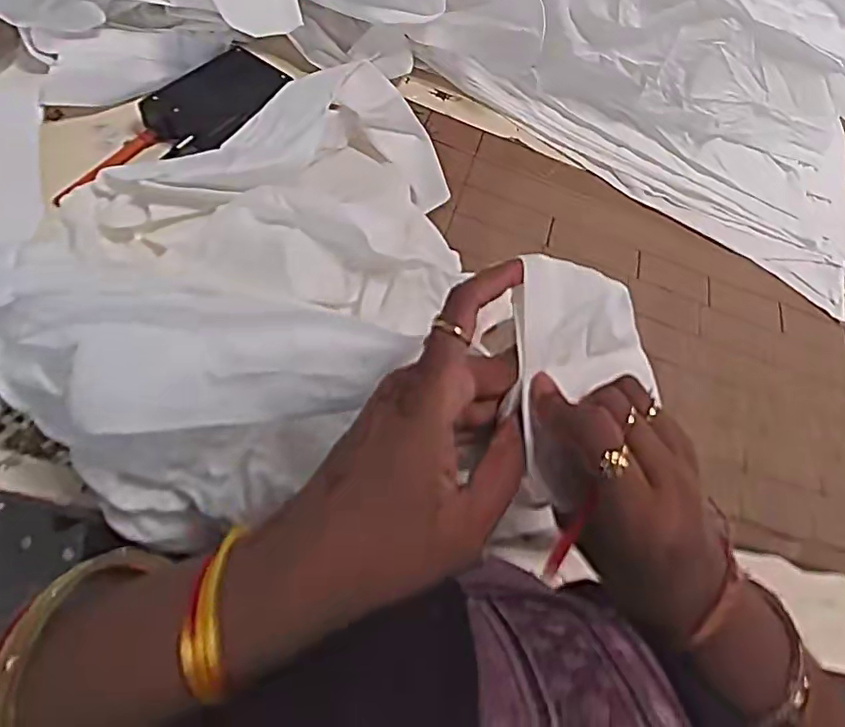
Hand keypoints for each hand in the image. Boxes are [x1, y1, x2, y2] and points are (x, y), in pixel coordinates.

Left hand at [264, 260, 526, 622]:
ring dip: (490, 410)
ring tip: (517, 453)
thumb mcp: (468, 521)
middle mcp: (410, 386)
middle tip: (544, 427)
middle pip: (475, 363)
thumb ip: (509, 464)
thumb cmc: (384, 549)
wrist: (300, 572)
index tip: (526, 273)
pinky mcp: (386, 421)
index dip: (495, 284)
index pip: (462, 315)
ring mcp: (395, 402)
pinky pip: (439, 404)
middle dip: (512, 386)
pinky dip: (467, 421)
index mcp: (430, 396)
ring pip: (459, 386)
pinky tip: (484, 460)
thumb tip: (526, 421)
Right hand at [531, 373, 730, 642]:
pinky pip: (653, 406)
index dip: (564, 410)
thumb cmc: (643, 587)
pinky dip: (628, 407)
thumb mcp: (589, 544)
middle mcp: (668, 479)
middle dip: (580, 404)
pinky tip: (615, 429)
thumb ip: (569, 484)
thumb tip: (550, 433)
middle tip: (562, 420)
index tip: (543, 399)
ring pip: (637, 395)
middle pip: (617, 405)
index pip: (599, 434)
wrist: (698, 597)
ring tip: (588, 423)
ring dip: (605, 399)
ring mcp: (683, 461)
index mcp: (640, 512)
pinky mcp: (689, 450)